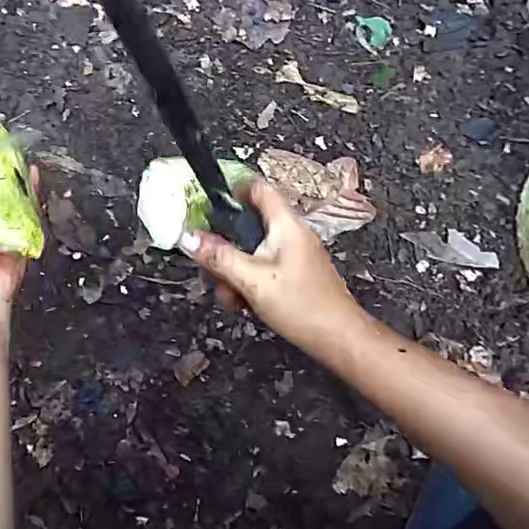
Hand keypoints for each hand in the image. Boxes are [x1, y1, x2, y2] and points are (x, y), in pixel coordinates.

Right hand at [179, 177, 368, 352]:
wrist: (339, 339)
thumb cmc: (302, 306)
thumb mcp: (251, 281)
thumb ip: (218, 258)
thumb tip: (189, 238)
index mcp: (285, 226)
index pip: (260, 189)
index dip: (235, 191)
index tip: (212, 205)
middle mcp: (292, 235)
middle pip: (249, 227)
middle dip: (226, 250)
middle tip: (214, 270)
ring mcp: (295, 255)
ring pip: (253, 253)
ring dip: (235, 273)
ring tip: (233, 298)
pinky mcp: (296, 275)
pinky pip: (264, 269)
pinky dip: (250, 283)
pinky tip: (246, 304)